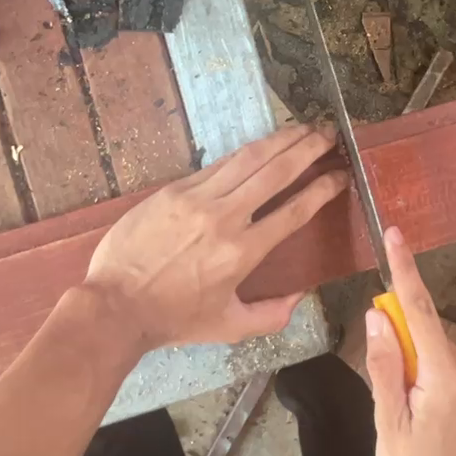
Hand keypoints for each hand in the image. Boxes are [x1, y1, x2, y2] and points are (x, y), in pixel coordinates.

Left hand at [82, 124, 346, 350]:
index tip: (341, 174)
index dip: (322, 188)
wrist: (114, 305)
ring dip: (280, 139)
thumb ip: (270, 316)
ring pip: (248, 158)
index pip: (294, 210)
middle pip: (276, 171)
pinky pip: (218, 164)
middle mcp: (226, 218)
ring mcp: (198, 199)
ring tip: (303, 127)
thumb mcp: (228, 328)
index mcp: (243, 253)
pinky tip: (261, 143)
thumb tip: (300, 297)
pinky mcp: (175, 190)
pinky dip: (245, 152)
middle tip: (330, 133)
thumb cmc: (173, 319)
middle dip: (308, 148)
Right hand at [365, 226, 455, 455]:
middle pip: (420, 325)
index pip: (420, 309)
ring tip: (397, 411)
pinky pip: (434, 358)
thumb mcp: (388, 424)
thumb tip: (376, 316)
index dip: (404, 269)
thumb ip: (383, 365)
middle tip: (385, 393)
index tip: (394, 234)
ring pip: (426, 343)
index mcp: (445, 374)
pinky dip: (414, 367)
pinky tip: (409, 407)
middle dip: (394, 336)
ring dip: (403, 358)